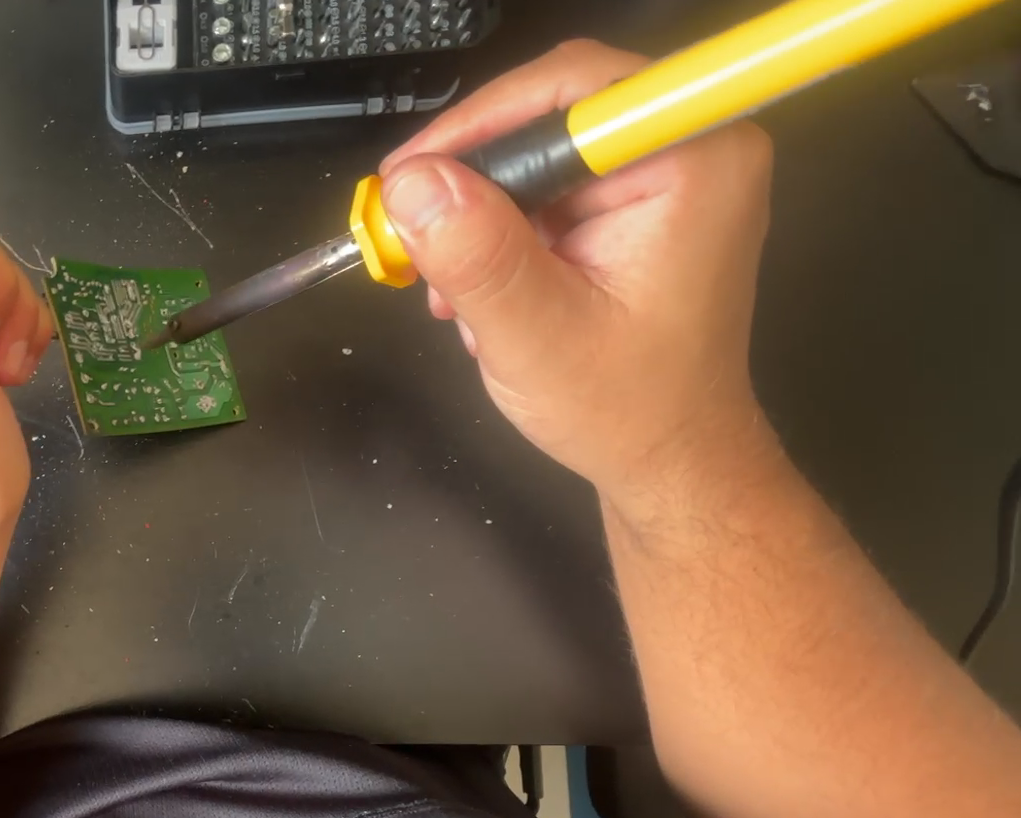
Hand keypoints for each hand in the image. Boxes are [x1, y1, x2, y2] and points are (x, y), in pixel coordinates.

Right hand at [378, 40, 776, 505]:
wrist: (663, 456)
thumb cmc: (617, 406)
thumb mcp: (533, 333)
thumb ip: (476, 255)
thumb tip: (409, 185)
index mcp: (688, 161)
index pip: (570, 88)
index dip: (476, 124)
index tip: (402, 180)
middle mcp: (681, 153)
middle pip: (545, 122)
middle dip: (466, 188)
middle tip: (406, 241)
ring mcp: (652, 186)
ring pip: (530, 166)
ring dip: (470, 225)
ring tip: (444, 291)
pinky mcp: (623, 217)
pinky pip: (537, 202)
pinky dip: (489, 243)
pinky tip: (472, 296)